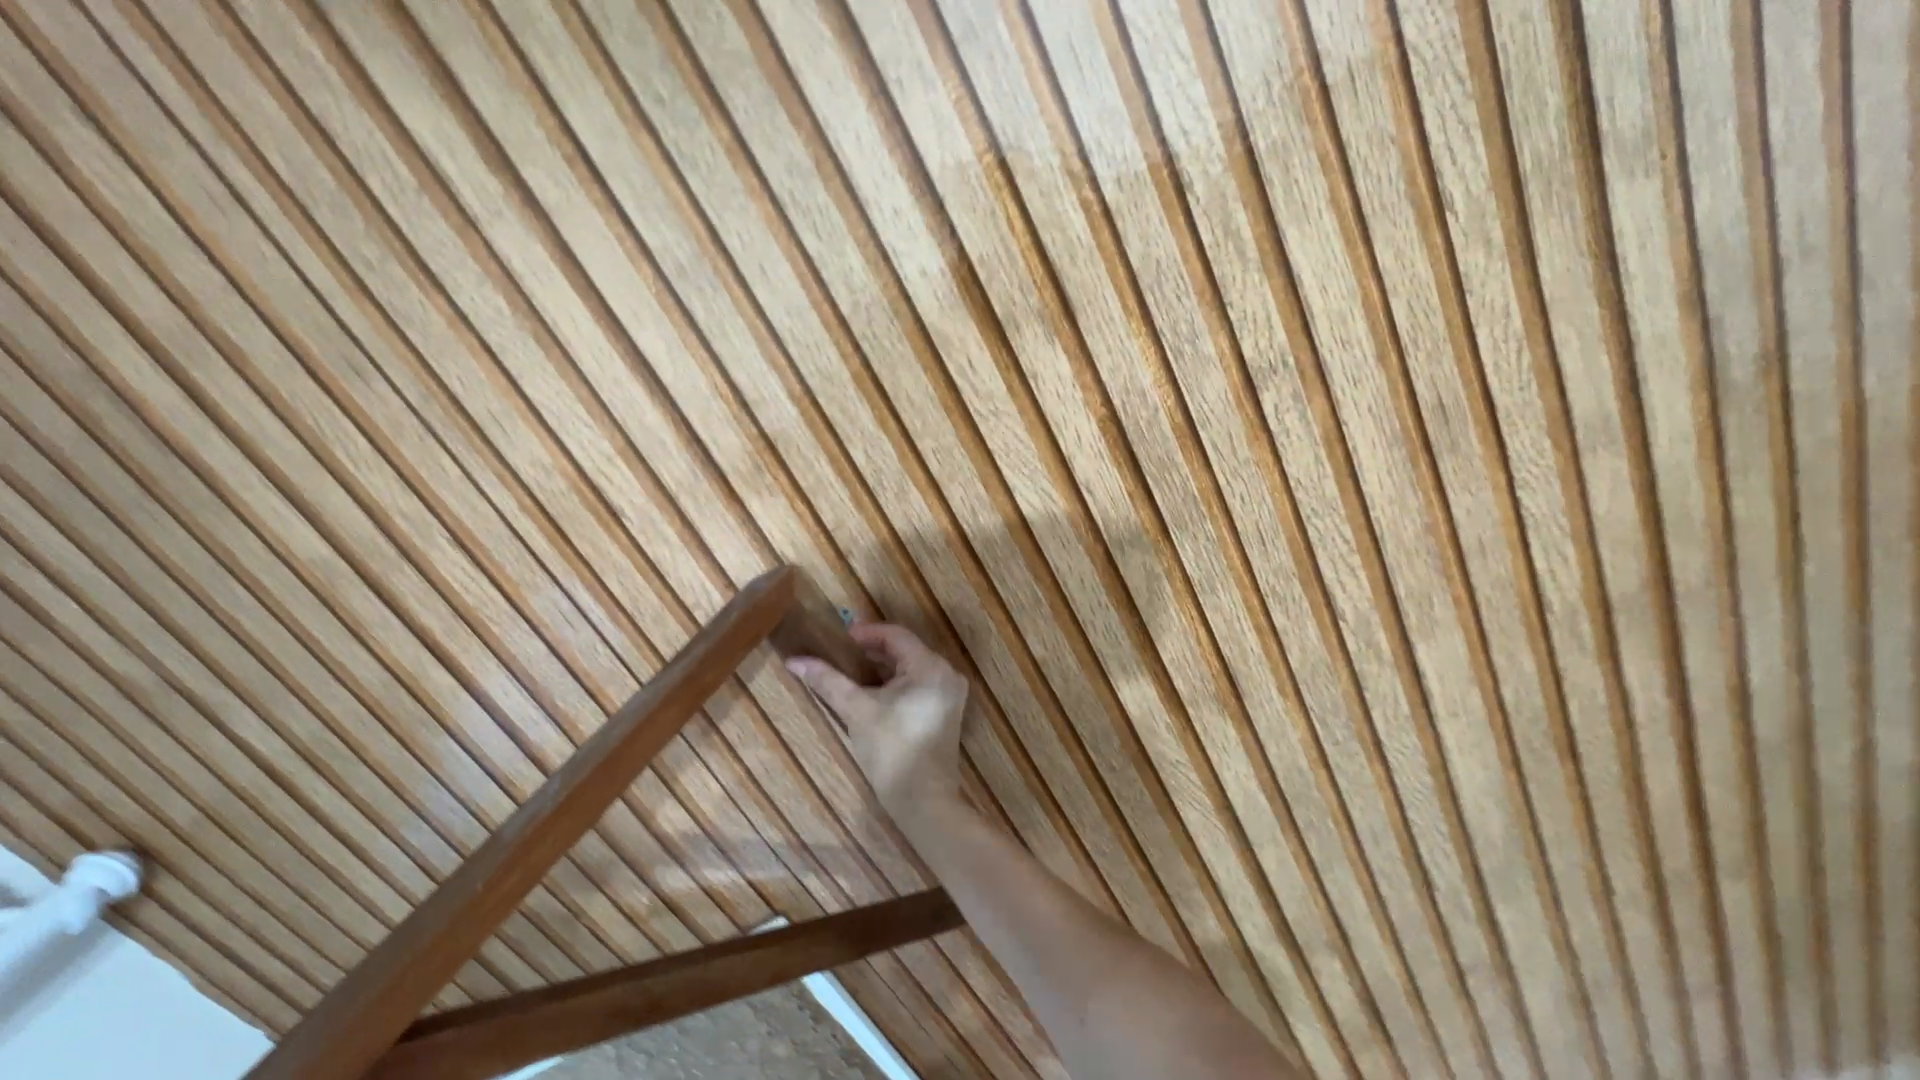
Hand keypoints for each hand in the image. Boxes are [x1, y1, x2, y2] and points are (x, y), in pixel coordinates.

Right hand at [783, 623, 967, 823]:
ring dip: (882, 667)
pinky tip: (872, 692)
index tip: (837, 640)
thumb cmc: (890, 750)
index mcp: (930, 667)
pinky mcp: (946, 711)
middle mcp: (946, 674)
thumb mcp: (856, 710)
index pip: (895, 635)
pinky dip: (895, 683)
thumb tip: (794, 660)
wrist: (922, 800)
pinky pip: (919, 684)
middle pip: (905, 649)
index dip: (864, 633)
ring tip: (850, 672)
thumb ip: (827, 681)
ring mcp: (950, 693)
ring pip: (911, 668)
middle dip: (871, 650)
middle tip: (839, 655)